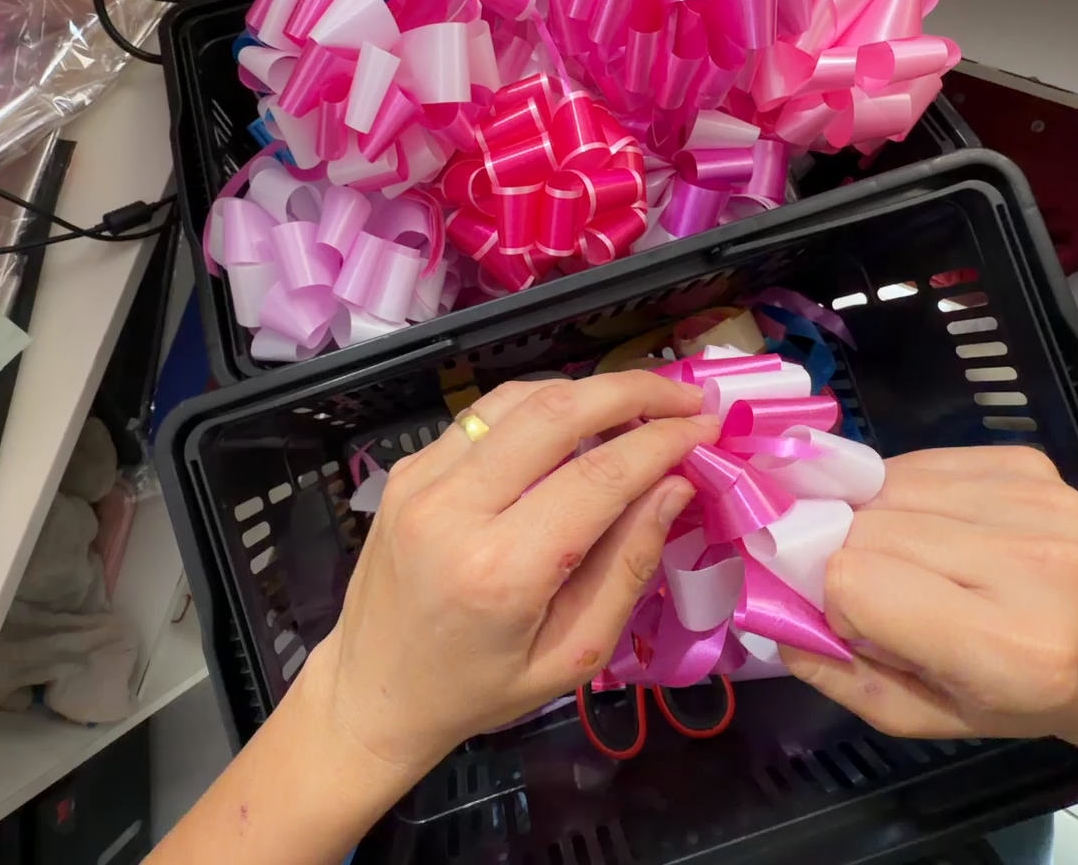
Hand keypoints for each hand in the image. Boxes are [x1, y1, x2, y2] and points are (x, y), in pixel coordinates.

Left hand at [297, 372, 718, 776]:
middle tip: (682, 396)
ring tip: (636, 404)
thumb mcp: (571, 655)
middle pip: (555, 412)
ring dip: (586, 389)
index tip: (705, 426)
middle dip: (631, 391)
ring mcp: (421, 477)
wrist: (372, 687)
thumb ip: (627, 566)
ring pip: (518, 397)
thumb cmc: (477, 689)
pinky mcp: (408, 465)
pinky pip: (484, 414)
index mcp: (500, 570)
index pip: (598, 476)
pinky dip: (539, 405)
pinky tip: (572, 421)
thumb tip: (673, 485)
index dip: (661, 441)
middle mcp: (453, 508)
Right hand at [779, 447, 1077, 750]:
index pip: (854, 579)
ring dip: (875, 518)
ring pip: (884, 487)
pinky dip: (905, 491)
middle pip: (864, 526)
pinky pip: (917, 462)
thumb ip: (833, 672)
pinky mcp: (1033, 465)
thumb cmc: (1011, 697)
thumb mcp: (916, 714)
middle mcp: (1037, 566)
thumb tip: (769, 607)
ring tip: (914, 554)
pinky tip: (939, 524)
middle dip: (849, 552)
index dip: (836, 596)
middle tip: (883, 584)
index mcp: (1012, 648)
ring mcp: (1041, 504)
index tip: (859, 620)